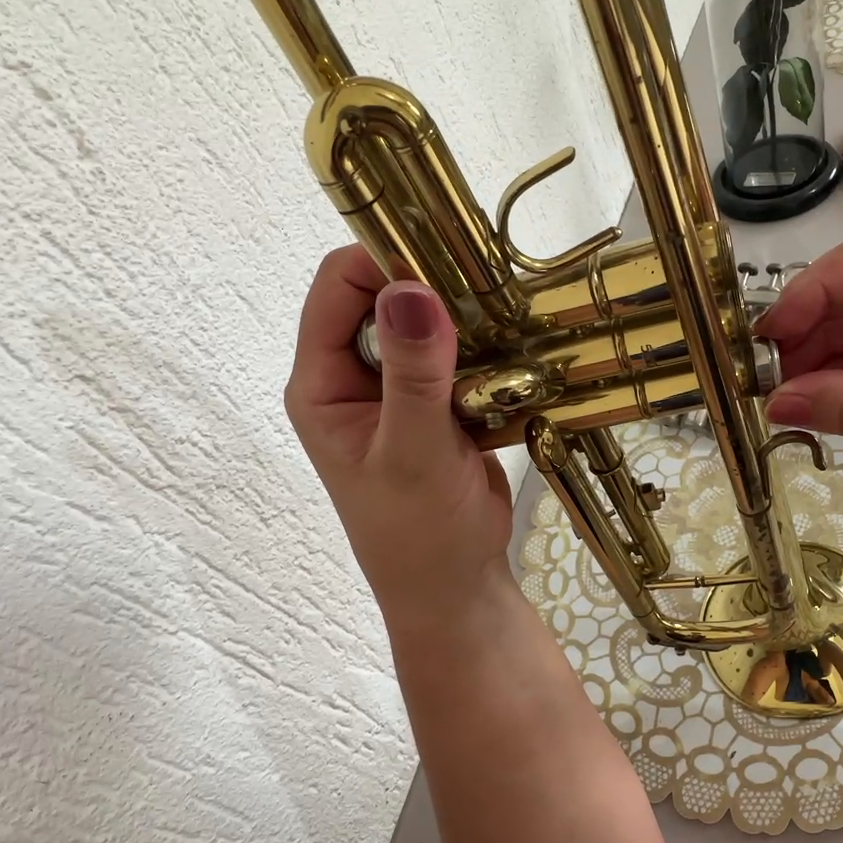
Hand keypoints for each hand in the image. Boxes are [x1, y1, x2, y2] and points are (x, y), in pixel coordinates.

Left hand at [285, 246, 514, 623]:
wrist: (457, 587)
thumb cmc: (420, 535)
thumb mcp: (413, 455)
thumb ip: (411, 375)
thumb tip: (409, 289)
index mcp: (323, 384)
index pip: (338, 289)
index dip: (384, 260)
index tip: (445, 254)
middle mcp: (354, 377)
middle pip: (385, 297)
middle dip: (433, 285)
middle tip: (489, 284)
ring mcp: (399, 389)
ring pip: (428, 323)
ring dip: (466, 316)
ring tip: (511, 312)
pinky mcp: (439, 403)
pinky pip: (460, 354)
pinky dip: (487, 346)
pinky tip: (519, 345)